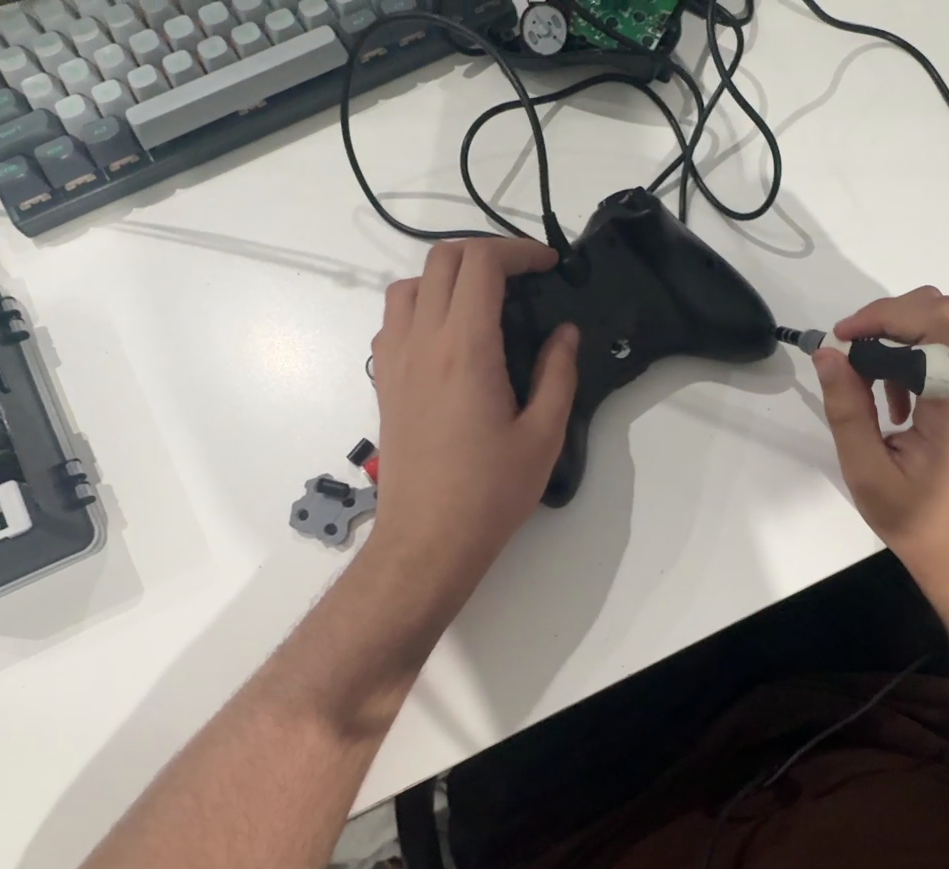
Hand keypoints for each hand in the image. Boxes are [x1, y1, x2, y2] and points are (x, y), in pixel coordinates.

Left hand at [367, 238, 578, 603]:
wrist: (428, 538)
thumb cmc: (490, 493)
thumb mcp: (543, 436)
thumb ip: (558, 374)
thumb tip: (564, 333)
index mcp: (465, 349)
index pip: (481, 264)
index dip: (517, 251)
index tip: (548, 266)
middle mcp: (421, 343)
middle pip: (441, 260)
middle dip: (485, 254)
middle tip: (521, 278)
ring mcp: (394, 362)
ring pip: (409, 285)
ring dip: (447, 277)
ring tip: (482, 303)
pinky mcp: (384, 384)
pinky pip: (393, 321)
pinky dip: (420, 308)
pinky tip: (447, 339)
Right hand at [812, 286, 948, 616]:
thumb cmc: (917, 520)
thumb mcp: (868, 470)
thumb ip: (847, 408)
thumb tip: (826, 355)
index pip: (926, 322)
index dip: (877, 318)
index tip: (836, 343)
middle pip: (938, 314)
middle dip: (885, 323)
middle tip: (846, 357)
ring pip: (942, 331)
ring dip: (898, 344)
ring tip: (868, 391)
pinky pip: (947, 358)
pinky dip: (914, 363)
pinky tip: (894, 406)